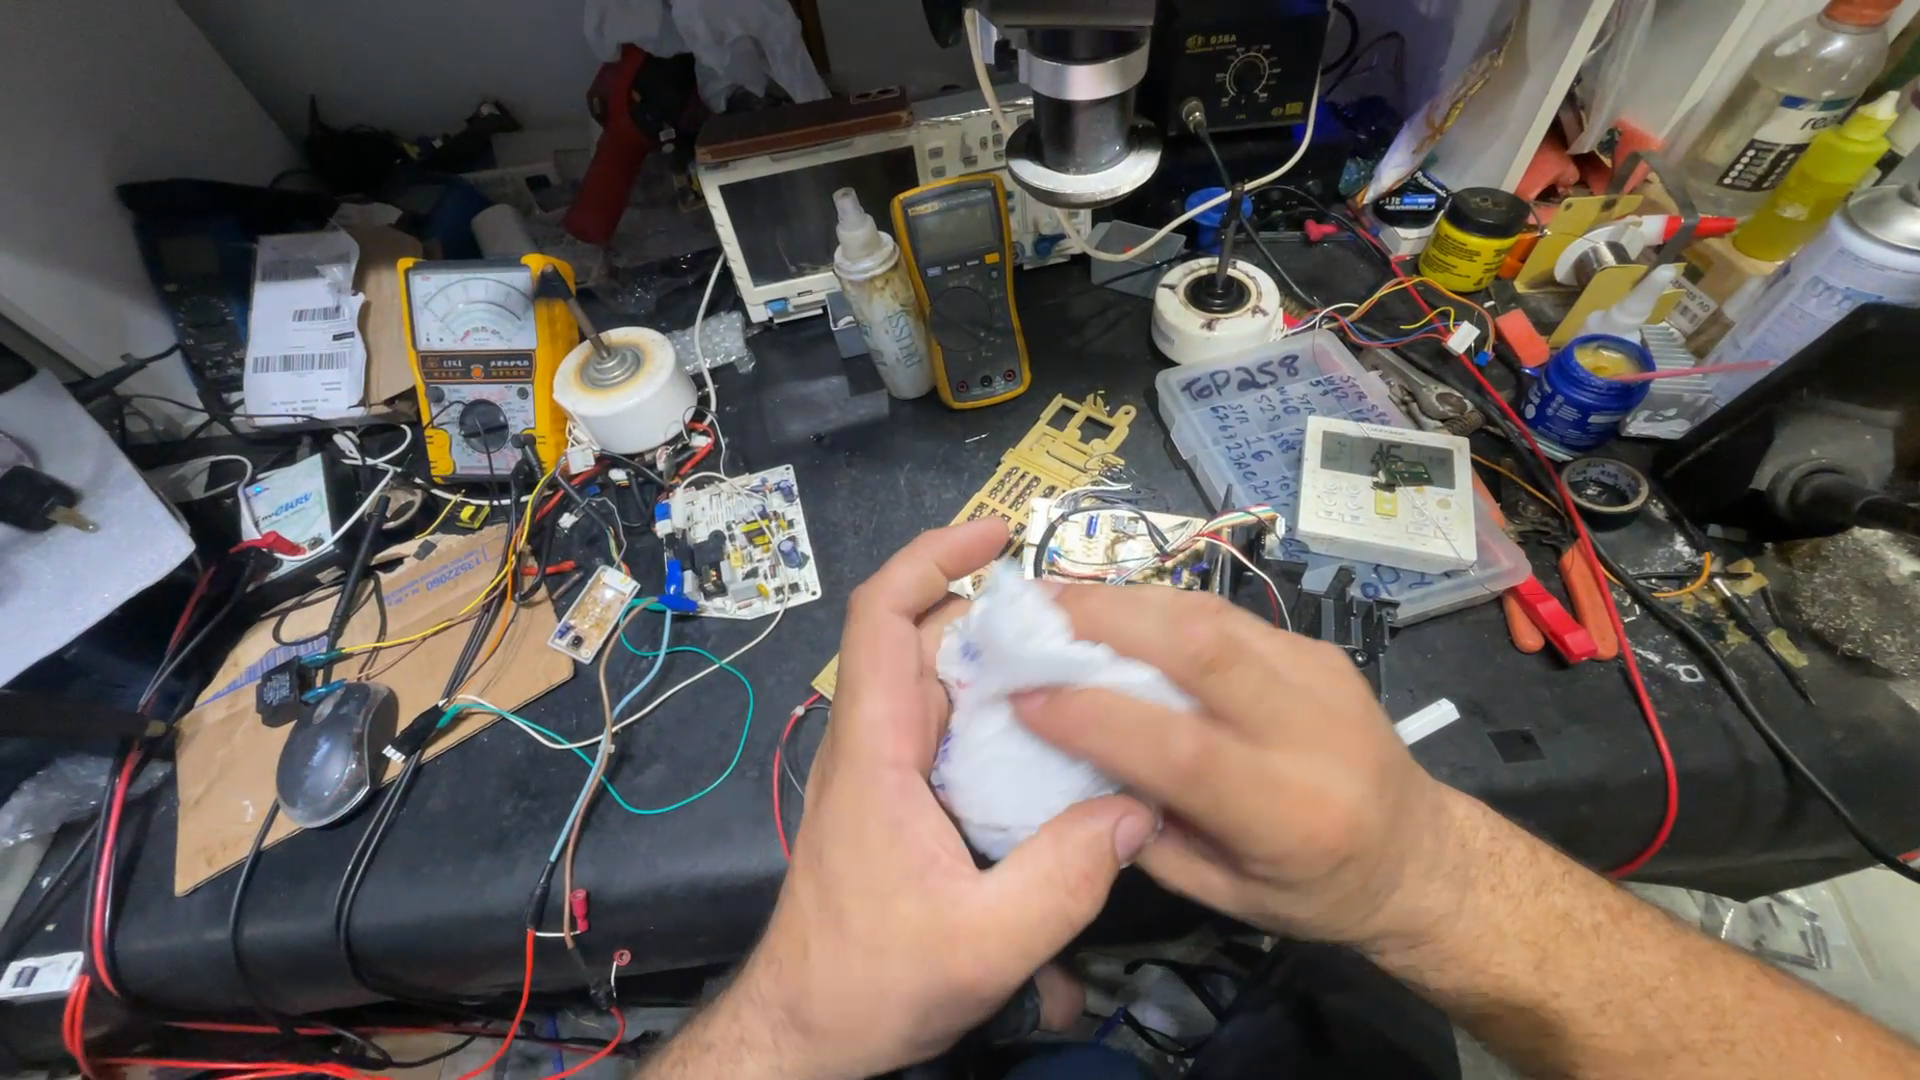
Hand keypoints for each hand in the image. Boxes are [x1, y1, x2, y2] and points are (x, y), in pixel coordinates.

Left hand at [682, 521, 1156, 1079]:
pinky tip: (1051, 737)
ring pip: (942, 680)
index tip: (995, 535)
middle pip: (924, 637)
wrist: (806, 1028)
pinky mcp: (900, 791)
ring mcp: (885, 763)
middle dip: (993, 613)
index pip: (882, 616)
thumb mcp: (981, 944)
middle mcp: (875, 737)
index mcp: (875, 747)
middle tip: (1076, 625)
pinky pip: (951, 724)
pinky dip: (997, 711)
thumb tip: (1137, 808)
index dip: (931, 557)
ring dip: (1001, 664)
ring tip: (1077, 671)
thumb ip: (1064, 878)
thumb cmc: (871, 980)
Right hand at [1012, 585, 1463, 956]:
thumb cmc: (1316, 890)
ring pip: (1208, 614)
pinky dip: (1156, 606)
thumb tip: (1070, 762)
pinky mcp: (1315, 648)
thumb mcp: (1224, 895)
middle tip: (1032, 614)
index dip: (1093, 716)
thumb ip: (1145, 831)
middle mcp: (1310, 730)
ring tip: (1059, 598)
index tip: (1023, 696)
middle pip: (1199, 649)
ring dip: (1123, 600)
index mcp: (1288, 813)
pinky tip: (1114, 609)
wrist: (1421, 855)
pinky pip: (1222, 614)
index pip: (1180, 749)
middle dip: (1104, 621)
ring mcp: (1319, 675)